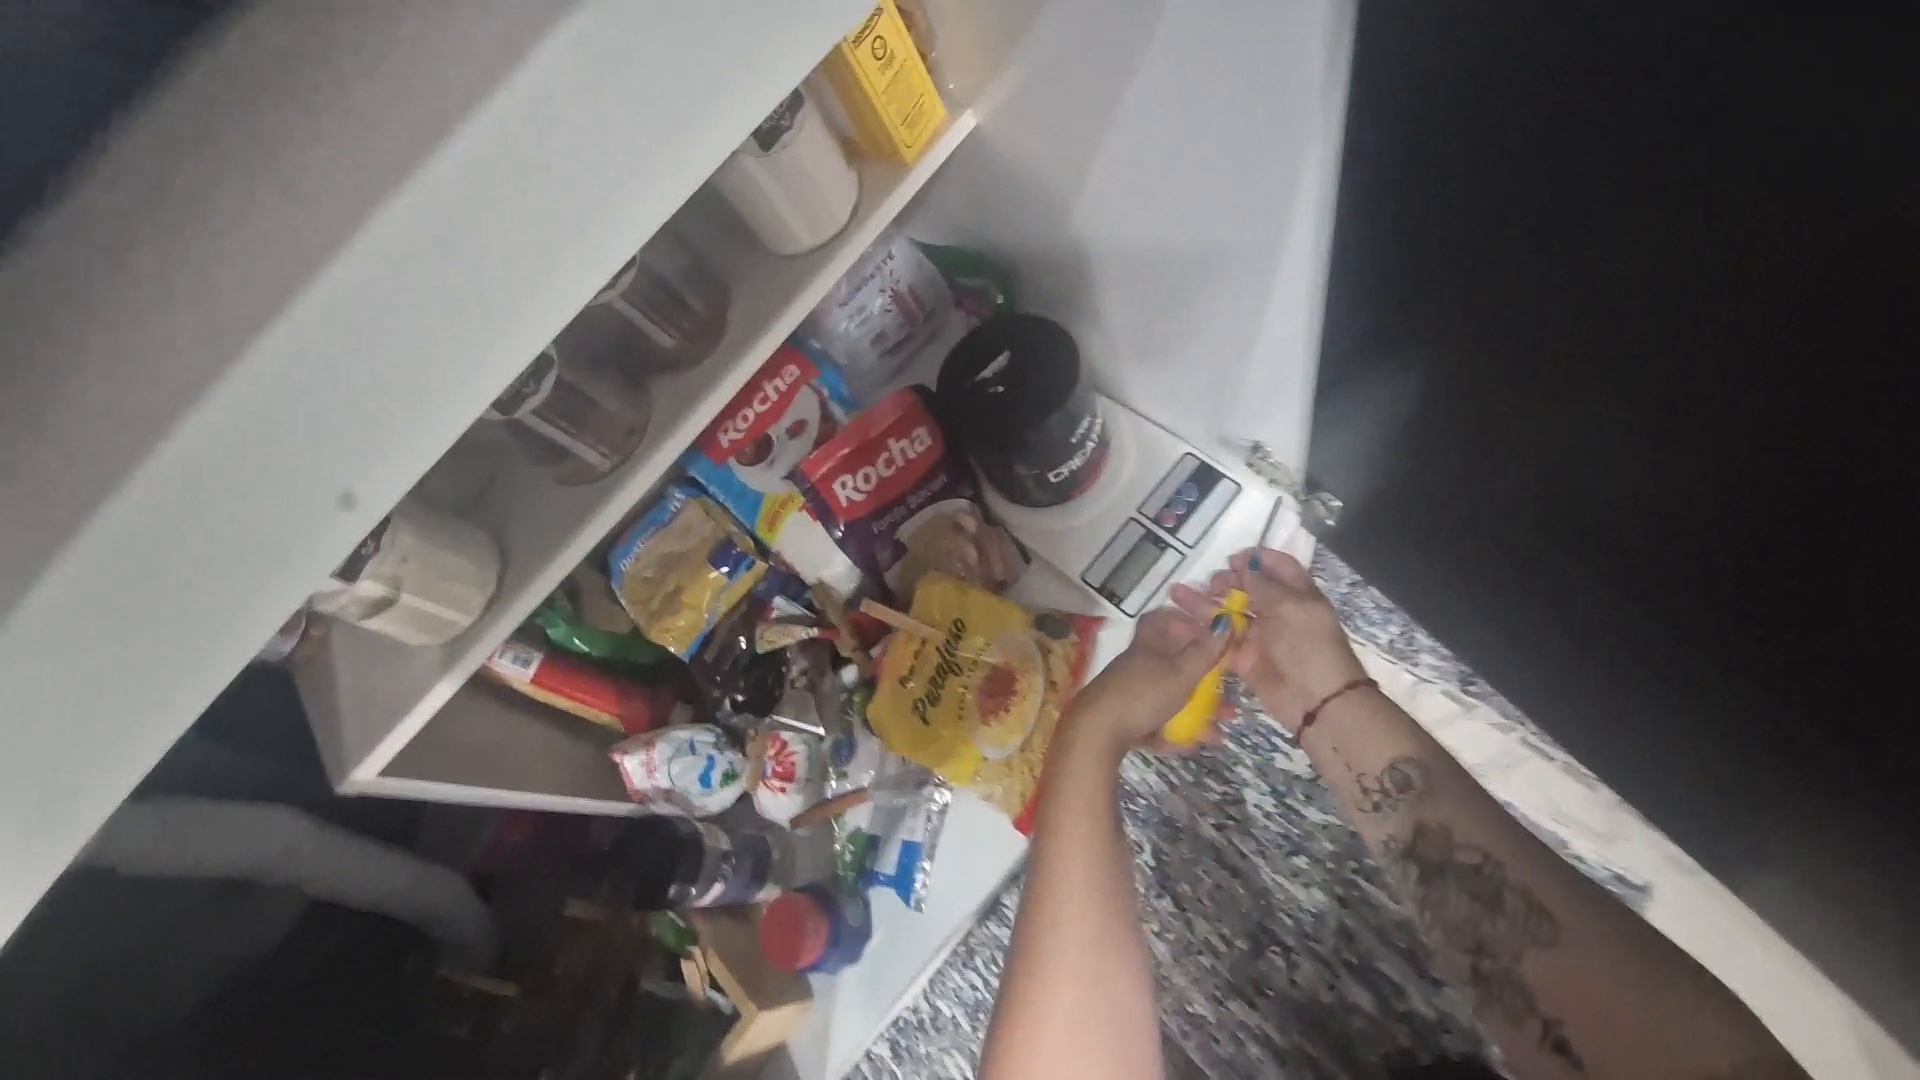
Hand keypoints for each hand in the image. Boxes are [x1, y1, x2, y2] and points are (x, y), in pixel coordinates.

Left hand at [1058, 606, 1231, 761]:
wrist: (1096, 733)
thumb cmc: (1143, 695)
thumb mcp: (1181, 673)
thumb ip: (1205, 651)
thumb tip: (1225, 621)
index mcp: (1148, 645)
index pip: (1161, 620)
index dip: (1184, 621)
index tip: (1208, 633)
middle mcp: (1138, 666)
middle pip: (1172, 665)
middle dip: (1202, 684)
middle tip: (1225, 700)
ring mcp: (1129, 692)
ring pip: (1168, 698)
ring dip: (1194, 714)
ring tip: (1216, 733)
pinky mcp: (1124, 718)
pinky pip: (1155, 722)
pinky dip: (1173, 733)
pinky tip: (1191, 746)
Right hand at [1171, 548, 1366, 734]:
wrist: (1315, 701)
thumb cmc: (1310, 646)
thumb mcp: (1292, 608)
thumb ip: (1264, 586)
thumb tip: (1246, 566)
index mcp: (1297, 595)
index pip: (1279, 568)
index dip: (1257, 559)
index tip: (1233, 559)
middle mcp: (1277, 612)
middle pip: (1248, 589)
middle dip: (1227, 581)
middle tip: (1212, 583)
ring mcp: (1258, 636)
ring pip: (1227, 613)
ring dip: (1204, 602)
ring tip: (1178, 593)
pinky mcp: (1242, 658)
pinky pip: (1218, 640)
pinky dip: (1199, 631)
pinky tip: (1179, 621)